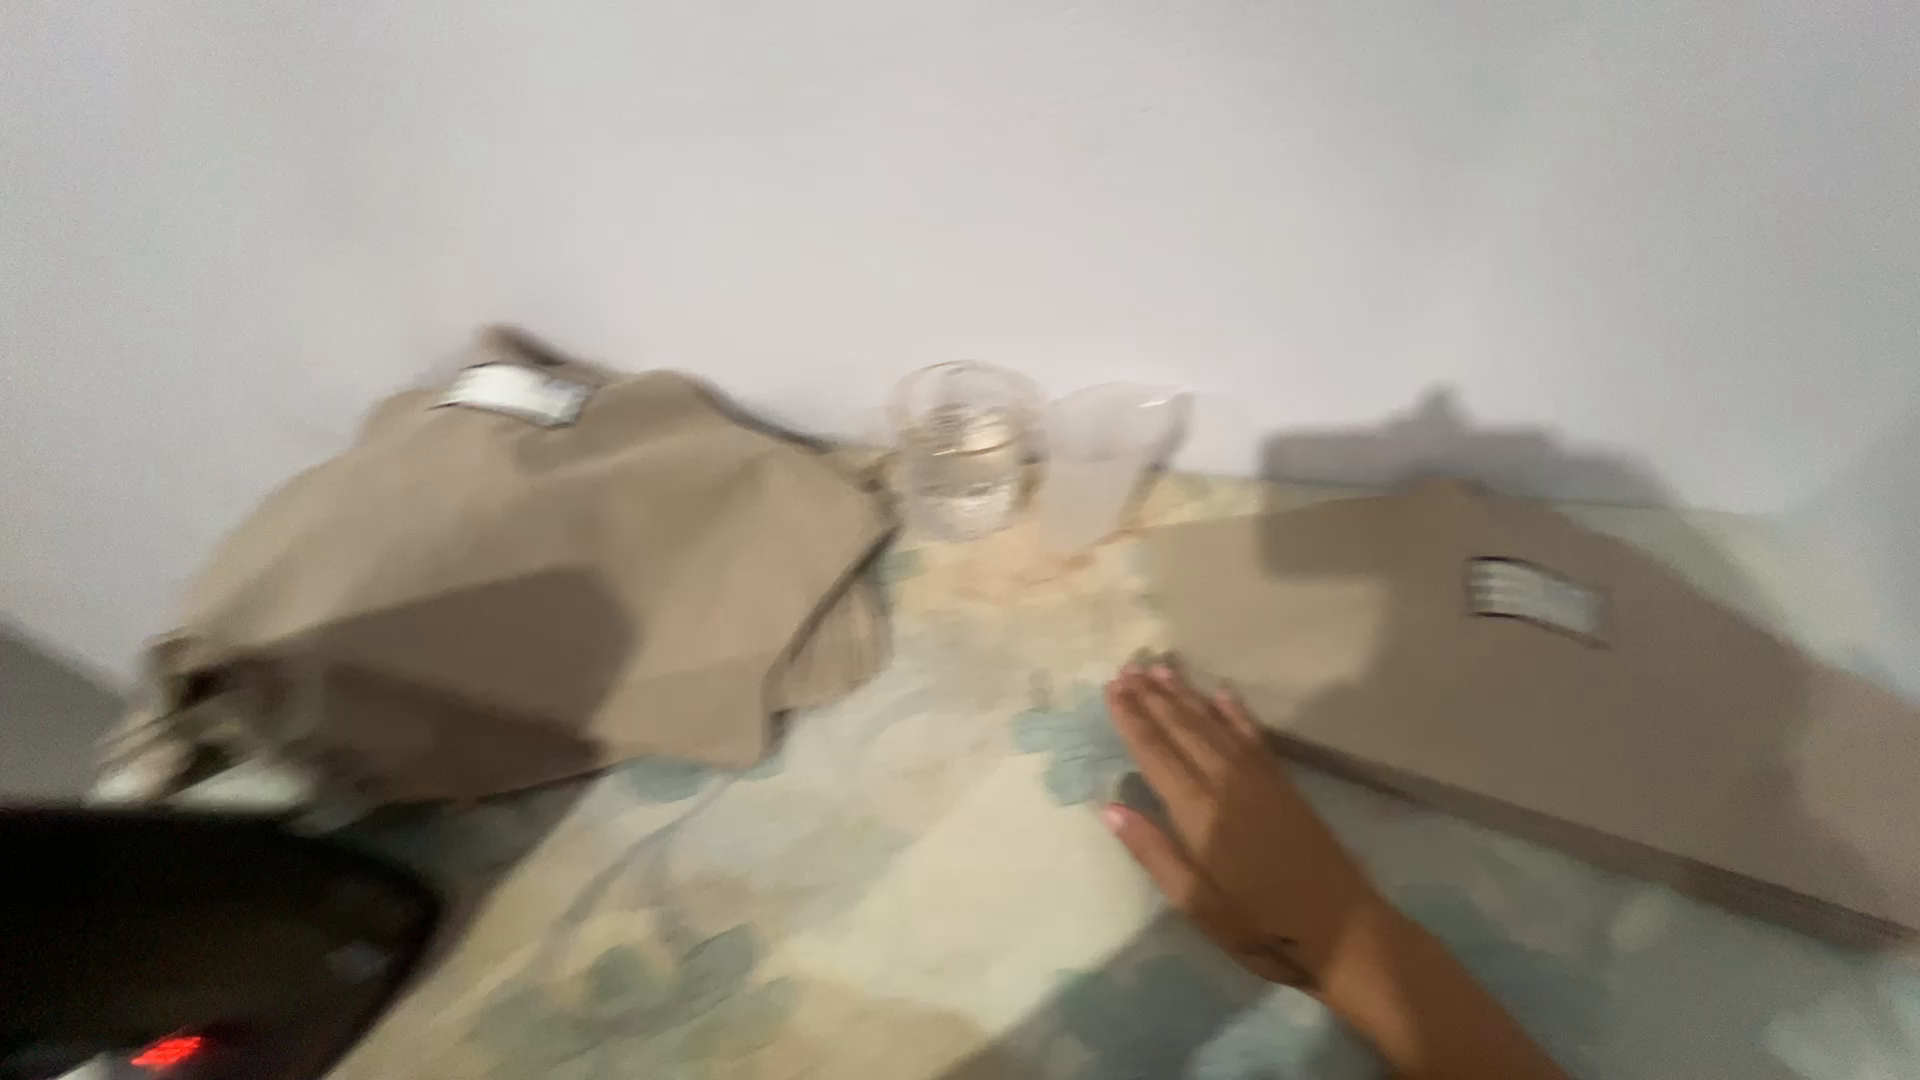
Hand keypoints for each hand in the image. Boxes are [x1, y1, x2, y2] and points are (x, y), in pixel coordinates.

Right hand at [1102, 662, 1385, 990]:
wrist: (1346, 933)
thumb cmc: (1262, 927)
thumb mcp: (1197, 904)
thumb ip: (1153, 852)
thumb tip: (1110, 807)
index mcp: (1200, 812)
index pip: (1156, 753)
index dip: (1132, 719)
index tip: (1112, 690)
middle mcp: (1226, 782)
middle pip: (1182, 729)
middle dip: (1152, 697)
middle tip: (1127, 668)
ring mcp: (1259, 779)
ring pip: (1213, 724)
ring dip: (1185, 695)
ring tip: (1161, 668)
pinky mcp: (1284, 784)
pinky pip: (1252, 736)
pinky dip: (1234, 712)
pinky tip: (1221, 694)